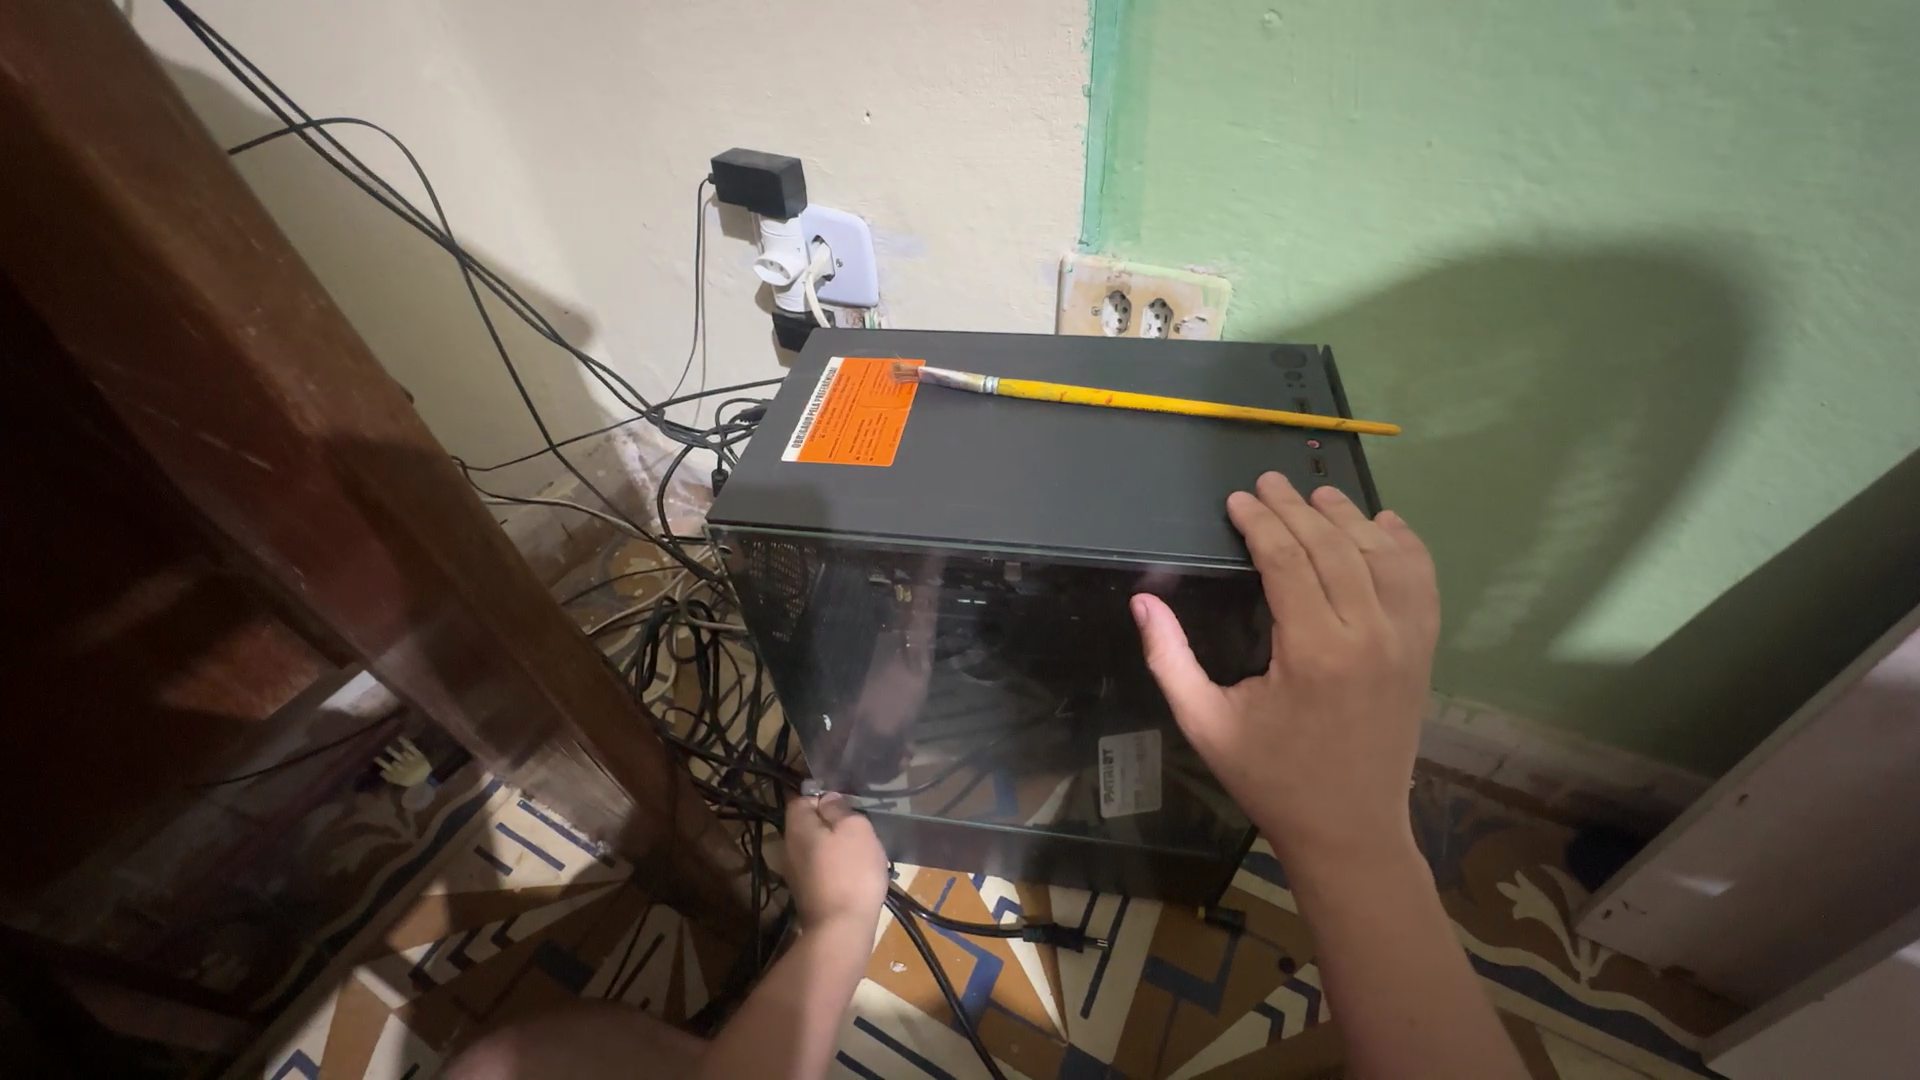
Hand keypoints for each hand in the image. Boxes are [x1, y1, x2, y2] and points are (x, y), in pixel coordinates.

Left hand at [783, 794, 888, 933]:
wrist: (841, 930)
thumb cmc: (851, 871)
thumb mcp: (855, 828)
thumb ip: (839, 808)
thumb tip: (827, 799)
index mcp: (797, 827)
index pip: (802, 798)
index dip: (824, 797)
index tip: (847, 805)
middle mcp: (789, 848)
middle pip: (809, 824)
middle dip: (833, 824)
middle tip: (859, 829)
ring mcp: (796, 873)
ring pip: (817, 847)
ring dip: (837, 847)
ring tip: (862, 854)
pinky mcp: (807, 893)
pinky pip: (822, 868)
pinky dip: (837, 868)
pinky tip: (855, 876)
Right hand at [1131, 473, 1438, 870]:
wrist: (1350, 830)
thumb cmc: (1270, 778)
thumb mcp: (1204, 722)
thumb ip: (1169, 658)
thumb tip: (1142, 601)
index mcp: (1312, 652)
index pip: (1287, 561)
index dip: (1259, 523)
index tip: (1237, 500)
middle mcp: (1368, 636)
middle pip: (1333, 547)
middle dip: (1296, 508)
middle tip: (1267, 483)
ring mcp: (1406, 643)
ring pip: (1383, 556)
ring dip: (1348, 518)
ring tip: (1317, 495)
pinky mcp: (1423, 653)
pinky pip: (1422, 583)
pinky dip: (1406, 546)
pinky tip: (1384, 525)